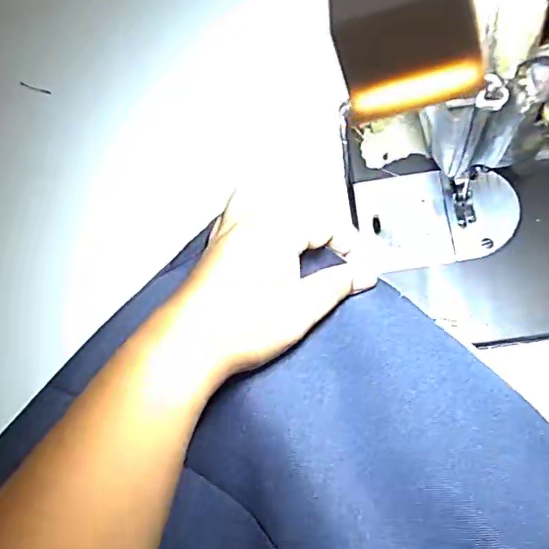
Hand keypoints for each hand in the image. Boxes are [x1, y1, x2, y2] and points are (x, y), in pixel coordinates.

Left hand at [154, 190, 377, 387]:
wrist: (189, 345)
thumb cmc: (234, 328)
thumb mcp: (303, 309)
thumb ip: (337, 286)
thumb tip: (359, 274)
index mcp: (275, 229)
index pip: (324, 222)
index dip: (348, 244)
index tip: (357, 266)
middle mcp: (247, 223)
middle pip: (294, 206)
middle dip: (321, 227)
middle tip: (337, 256)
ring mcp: (226, 234)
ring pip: (261, 202)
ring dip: (287, 218)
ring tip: (302, 244)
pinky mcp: (213, 250)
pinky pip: (239, 218)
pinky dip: (259, 225)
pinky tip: (265, 250)